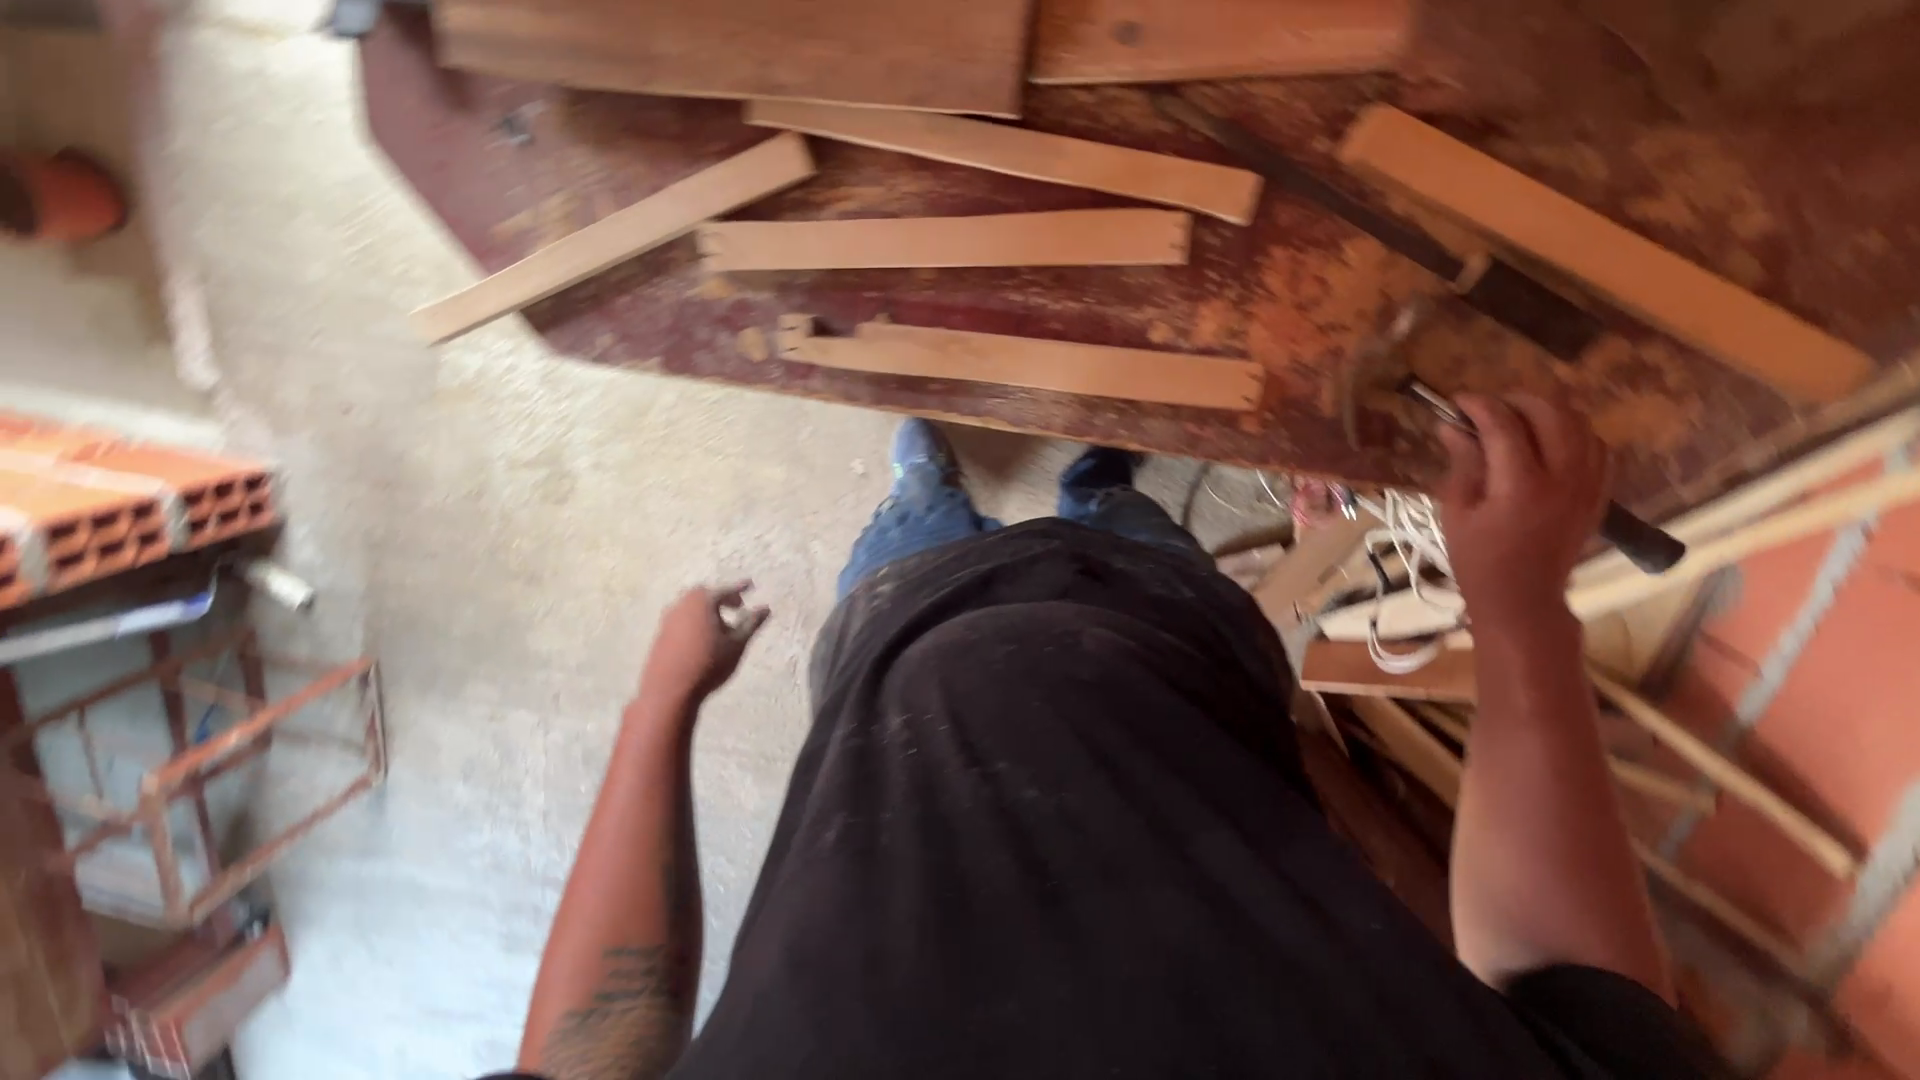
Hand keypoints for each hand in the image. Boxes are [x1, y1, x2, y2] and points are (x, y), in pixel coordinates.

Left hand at [639, 581, 770, 704]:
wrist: (670, 689)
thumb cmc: (709, 663)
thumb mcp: (737, 643)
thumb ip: (752, 623)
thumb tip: (766, 608)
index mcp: (703, 602)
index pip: (725, 590)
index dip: (740, 588)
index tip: (751, 585)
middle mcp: (682, 604)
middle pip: (705, 595)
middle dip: (722, 598)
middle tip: (737, 607)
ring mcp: (668, 619)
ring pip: (691, 606)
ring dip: (707, 610)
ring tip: (721, 626)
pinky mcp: (660, 634)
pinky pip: (682, 619)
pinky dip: (695, 621)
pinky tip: (702, 638)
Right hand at [1437, 393, 1610, 629]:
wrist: (1523, 597)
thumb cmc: (1478, 558)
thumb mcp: (1456, 510)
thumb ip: (1462, 463)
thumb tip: (1453, 427)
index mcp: (1520, 484)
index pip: (1503, 424)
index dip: (1478, 405)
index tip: (1456, 401)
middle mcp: (1563, 476)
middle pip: (1550, 412)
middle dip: (1516, 400)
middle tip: (1488, 408)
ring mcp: (1588, 483)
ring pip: (1578, 423)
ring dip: (1546, 412)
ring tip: (1517, 419)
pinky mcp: (1600, 491)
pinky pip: (1596, 445)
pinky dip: (1572, 433)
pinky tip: (1548, 441)